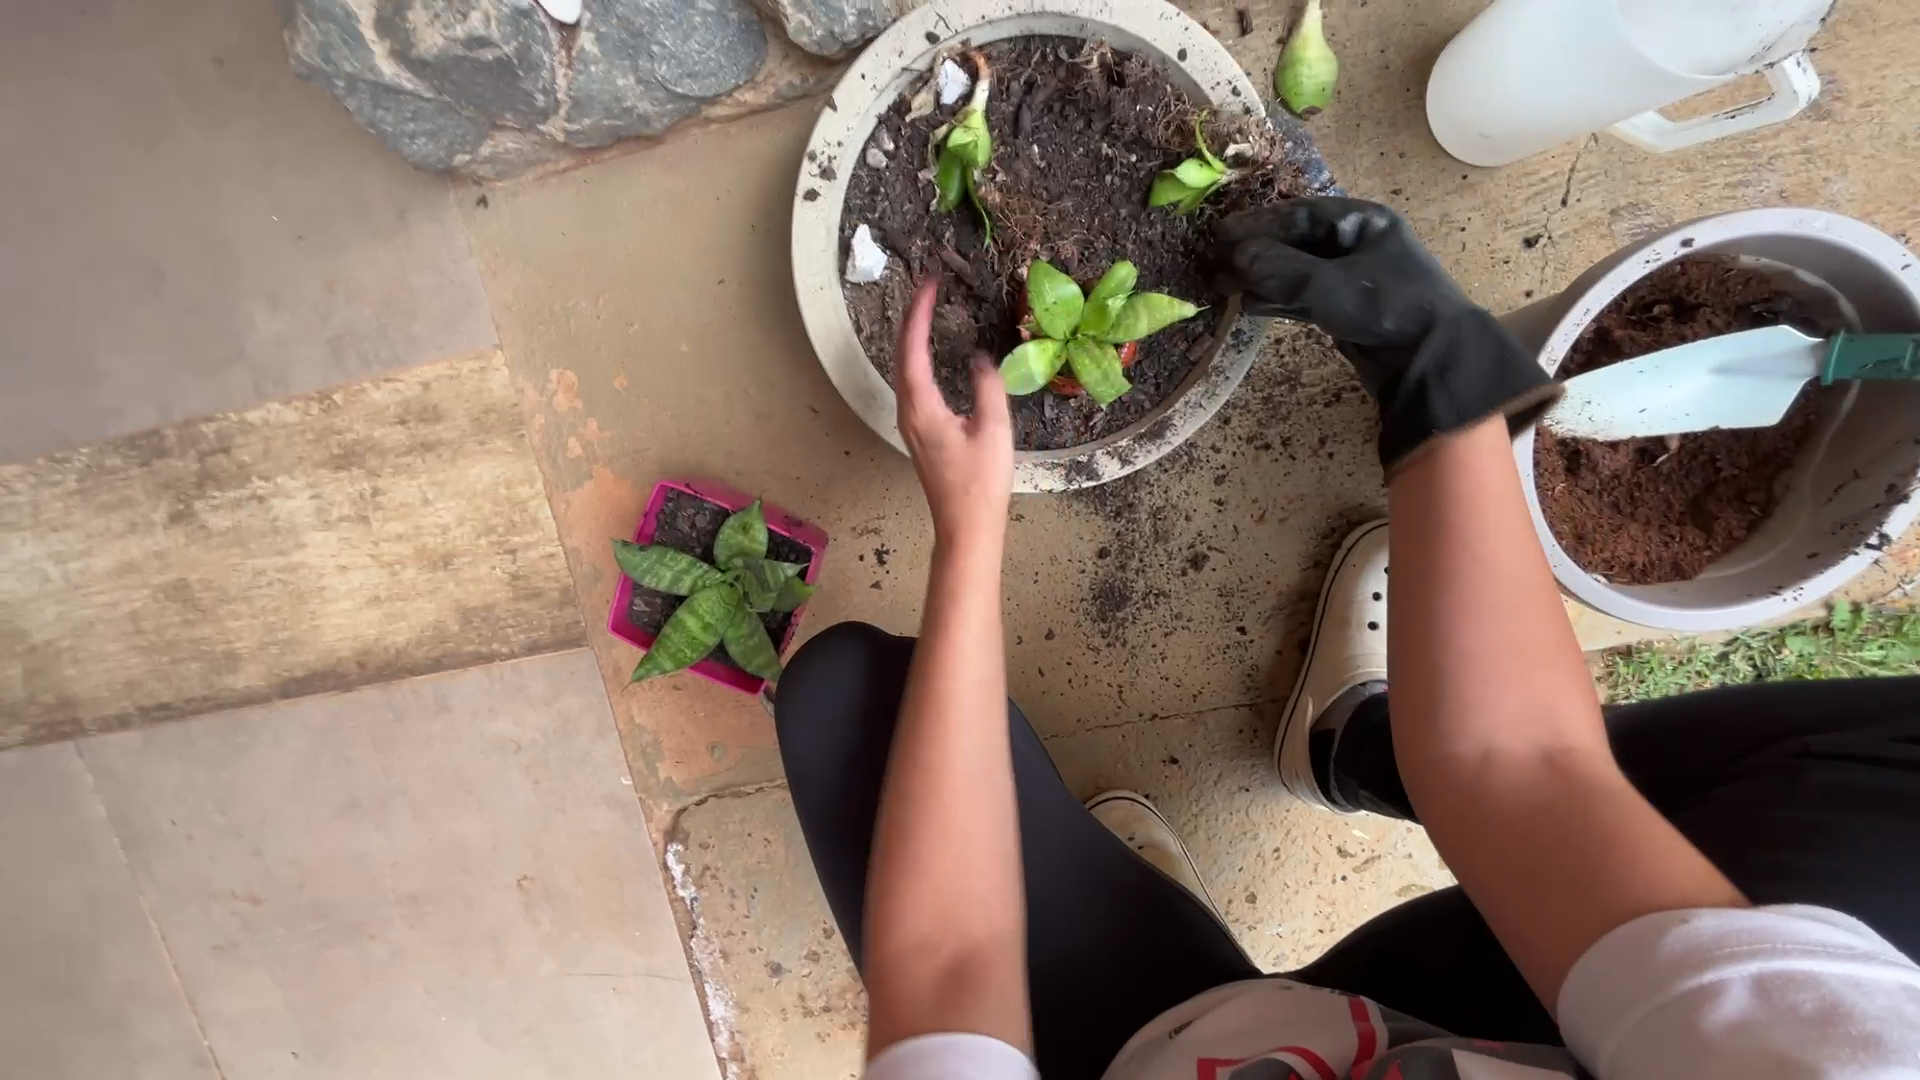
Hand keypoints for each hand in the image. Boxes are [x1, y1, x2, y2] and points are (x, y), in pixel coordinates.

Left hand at [894, 280, 1013, 545]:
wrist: (966, 526)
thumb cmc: (981, 483)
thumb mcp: (993, 429)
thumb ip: (987, 386)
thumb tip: (980, 357)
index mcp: (921, 407)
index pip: (912, 348)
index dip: (918, 313)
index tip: (929, 283)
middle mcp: (908, 413)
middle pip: (900, 356)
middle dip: (911, 319)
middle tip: (927, 289)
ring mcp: (910, 425)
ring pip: (902, 372)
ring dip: (911, 340)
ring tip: (926, 313)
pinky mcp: (919, 435)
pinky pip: (911, 386)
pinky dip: (917, 362)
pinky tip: (930, 358)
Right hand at [1216, 197, 1558, 472]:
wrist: (1427, 359)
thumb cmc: (1386, 308)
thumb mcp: (1328, 285)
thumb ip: (1279, 270)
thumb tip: (1235, 258)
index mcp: (1362, 222)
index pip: (1300, 214)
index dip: (1257, 223)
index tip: (1220, 234)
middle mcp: (1355, 244)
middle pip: (1294, 242)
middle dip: (1254, 253)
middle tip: (1214, 262)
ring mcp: (1348, 278)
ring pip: (1293, 272)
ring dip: (1259, 279)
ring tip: (1222, 286)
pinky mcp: (1342, 308)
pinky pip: (1300, 297)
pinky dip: (1273, 301)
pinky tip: (1247, 306)